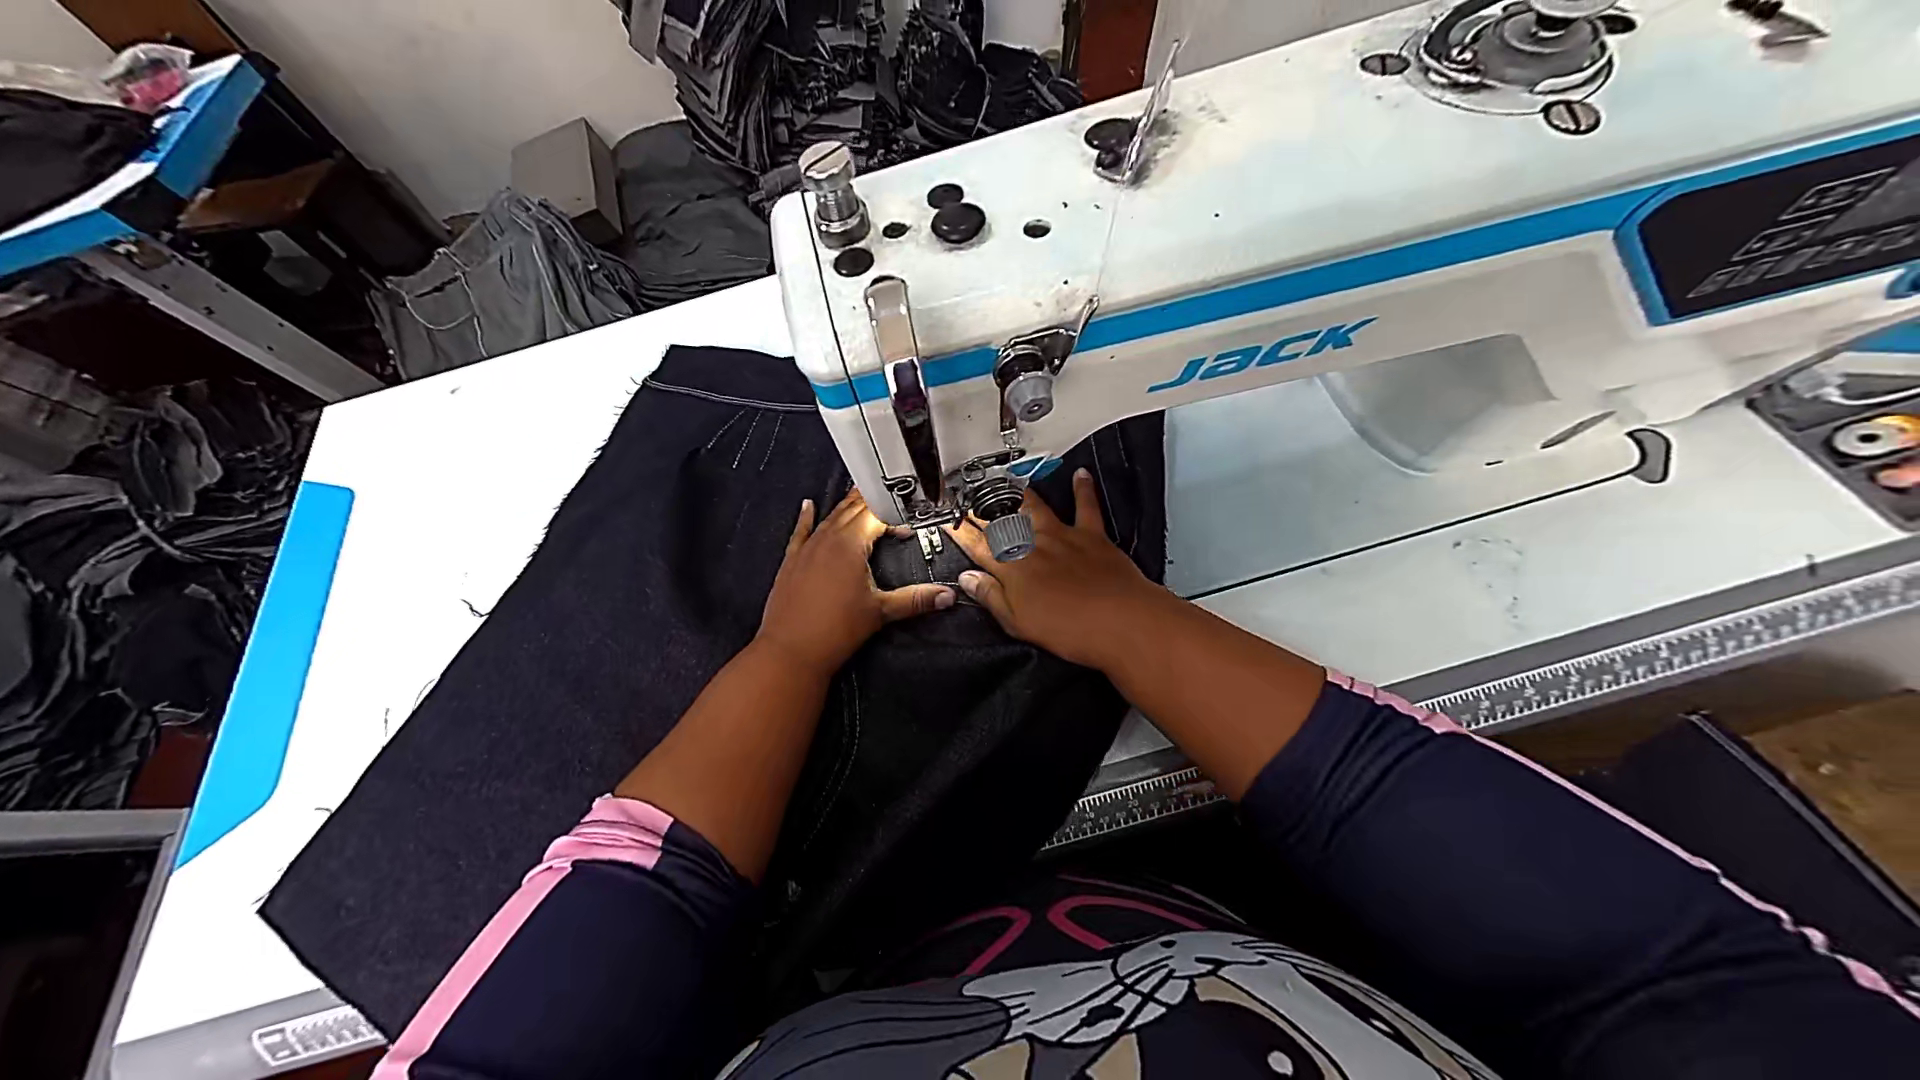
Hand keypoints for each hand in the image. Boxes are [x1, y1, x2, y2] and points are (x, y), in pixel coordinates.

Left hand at [757, 488, 954, 673]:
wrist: (790, 652)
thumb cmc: (831, 632)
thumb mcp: (881, 611)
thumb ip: (916, 600)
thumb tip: (946, 596)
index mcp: (849, 544)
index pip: (878, 514)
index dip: (897, 516)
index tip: (910, 526)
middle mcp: (826, 539)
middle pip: (854, 508)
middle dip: (875, 502)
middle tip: (891, 499)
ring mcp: (807, 548)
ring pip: (831, 516)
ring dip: (849, 507)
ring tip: (862, 495)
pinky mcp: (792, 560)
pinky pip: (801, 530)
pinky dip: (807, 516)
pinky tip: (808, 505)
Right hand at [944, 468, 1168, 669]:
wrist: (1119, 621)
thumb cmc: (1071, 629)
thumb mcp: (1018, 622)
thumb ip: (990, 597)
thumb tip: (969, 580)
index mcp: (1011, 568)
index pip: (977, 545)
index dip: (961, 533)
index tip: (950, 525)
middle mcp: (1033, 545)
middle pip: (1000, 522)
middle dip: (981, 511)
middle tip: (970, 502)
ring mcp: (1062, 536)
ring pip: (1035, 507)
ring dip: (1019, 495)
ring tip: (1006, 484)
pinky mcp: (1091, 535)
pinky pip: (1085, 506)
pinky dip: (1083, 489)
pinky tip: (1080, 475)